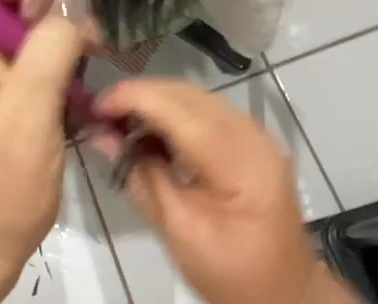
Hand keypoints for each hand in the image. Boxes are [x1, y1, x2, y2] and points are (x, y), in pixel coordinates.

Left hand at [0, 0, 90, 291]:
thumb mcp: (26, 113)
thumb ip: (48, 52)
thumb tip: (72, 3)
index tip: (34, 1)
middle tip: (75, 28)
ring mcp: (6, 60)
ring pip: (35, 9)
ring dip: (67, 17)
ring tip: (92, 47)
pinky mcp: (28, 81)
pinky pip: (50, 41)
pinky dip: (73, 42)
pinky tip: (93, 61)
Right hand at [93, 80, 344, 303]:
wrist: (284, 294)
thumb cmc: (231, 272)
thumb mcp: (179, 232)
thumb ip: (141, 177)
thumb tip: (101, 135)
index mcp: (239, 161)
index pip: (177, 109)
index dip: (131, 98)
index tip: (93, 106)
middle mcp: (251, 134)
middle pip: (185, 94)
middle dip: (138, 96)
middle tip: (100, 116)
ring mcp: (255, 133)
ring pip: (193, 96)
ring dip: (154, 102)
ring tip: (120, 123)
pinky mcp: (251, 139)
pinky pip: (205, 109)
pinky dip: (173, 112)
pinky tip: (152, 132)